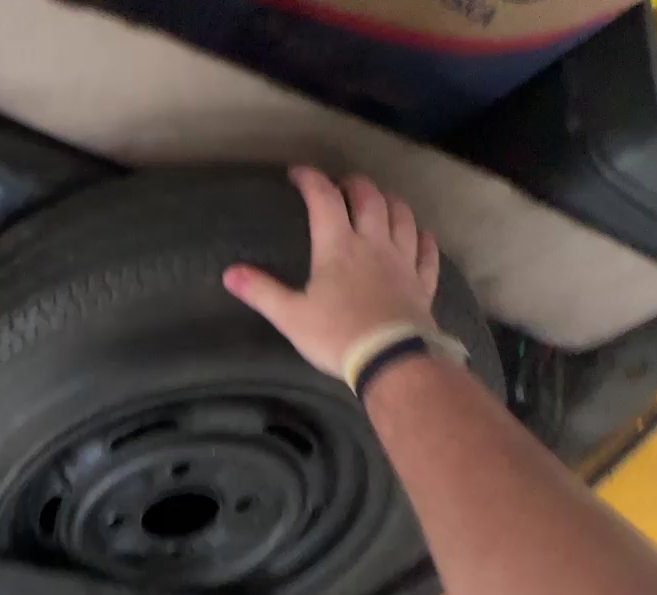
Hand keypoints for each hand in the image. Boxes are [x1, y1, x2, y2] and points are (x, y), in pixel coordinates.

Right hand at [223, 167, 441, 379]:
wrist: (389, 358)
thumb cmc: (335, 335)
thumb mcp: (289, 316)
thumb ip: (261, 291)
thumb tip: (230, 273)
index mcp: (338, 247)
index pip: (324, 200)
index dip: (311, 181)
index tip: (298, 174)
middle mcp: (374, 243)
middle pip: (369, 199)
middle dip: (354, 185)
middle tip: (343, 184)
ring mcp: (403, 261)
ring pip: (403, 217)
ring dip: (391, 202)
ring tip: (381, 200)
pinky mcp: (421, 283)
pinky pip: (426, 252)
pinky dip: (422, 238)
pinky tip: (419, 236)